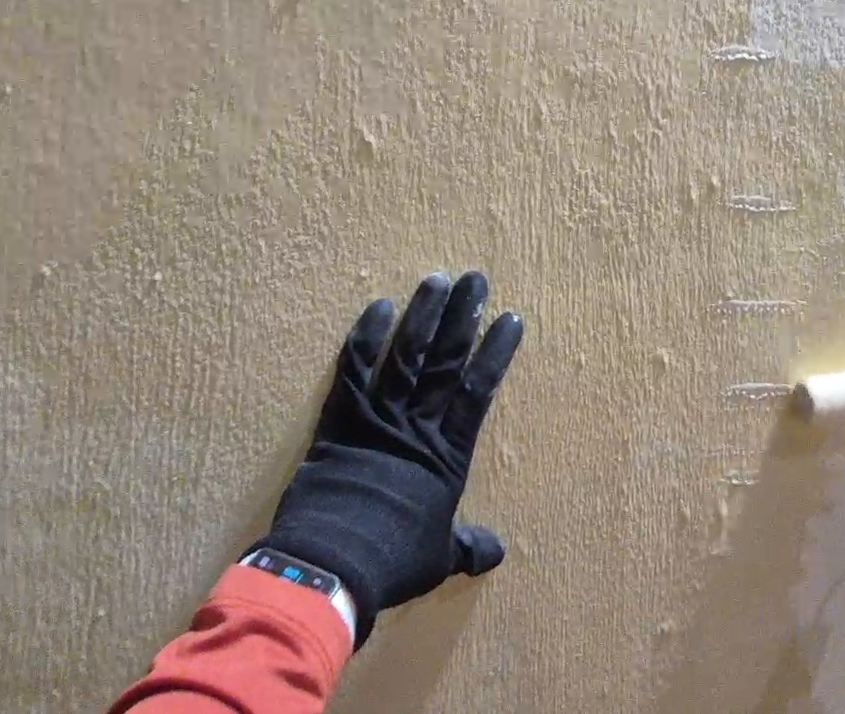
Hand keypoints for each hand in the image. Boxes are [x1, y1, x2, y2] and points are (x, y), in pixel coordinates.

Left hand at [248, 271, 522, 647]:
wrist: (333, 566)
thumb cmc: (393, 561)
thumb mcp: (439, 556)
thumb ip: (467, 546)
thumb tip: (495, 554)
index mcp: (448, 455)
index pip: (478, 391)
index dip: (495, 353)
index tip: (511, 317)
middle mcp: (418, 426)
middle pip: (445, 361)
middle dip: (462, 318)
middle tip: (475, 278)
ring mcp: (379, 418)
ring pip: (405, 356)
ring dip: (421, 316)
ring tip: (435, 279)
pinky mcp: (341, 419)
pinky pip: (354, 371)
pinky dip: (365, 339)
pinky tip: (378, 306)